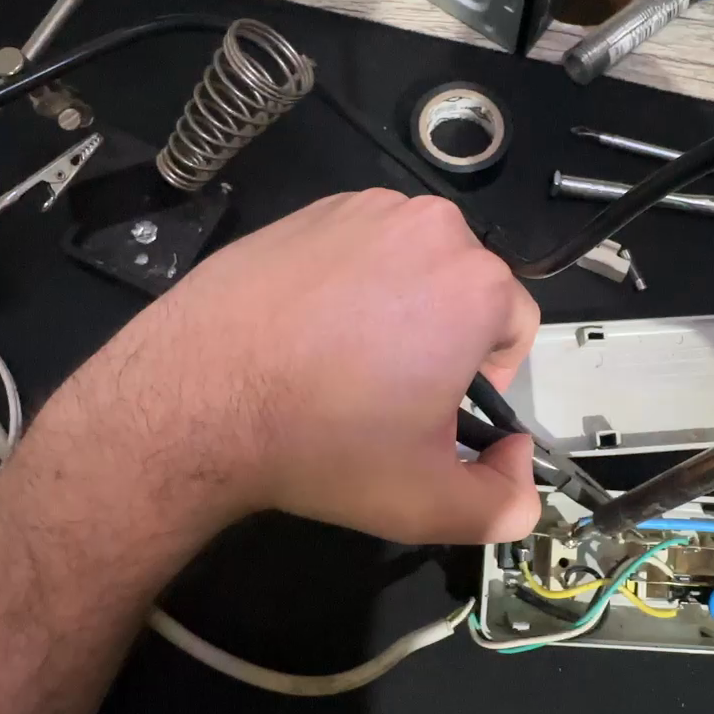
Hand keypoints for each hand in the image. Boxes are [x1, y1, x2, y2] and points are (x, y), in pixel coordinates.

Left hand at [31, 189, 541, 548]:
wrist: (192, 400)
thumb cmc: (322, 443)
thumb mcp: (429, 503)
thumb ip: (506, 503)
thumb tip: (521, 469)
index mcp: (475, 285)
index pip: (516, 328)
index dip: (485, 379)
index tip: (436, 411)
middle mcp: (431, 228)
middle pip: (467, 292)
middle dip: (445, 341)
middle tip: (389, 393)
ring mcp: (365, 209)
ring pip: (416, 266)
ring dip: (402, 307)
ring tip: (345, 360)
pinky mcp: (311, 210)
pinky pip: (363, 247)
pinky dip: (354, 282)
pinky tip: (309, 328)